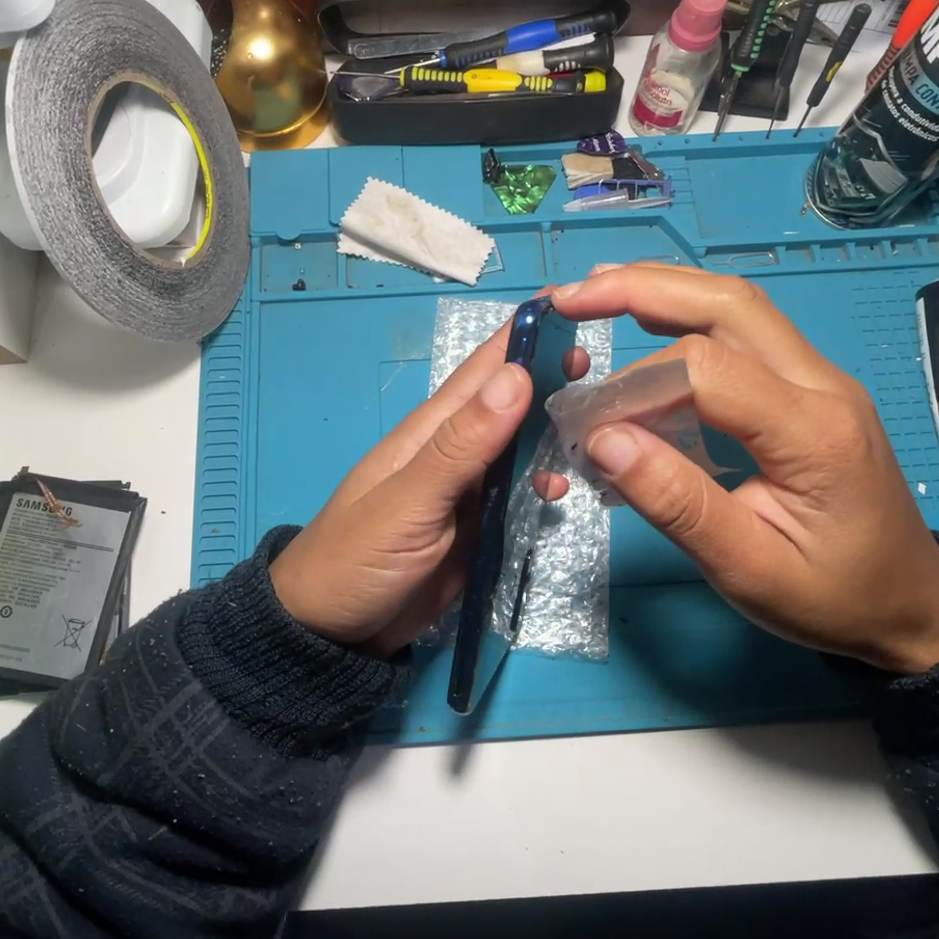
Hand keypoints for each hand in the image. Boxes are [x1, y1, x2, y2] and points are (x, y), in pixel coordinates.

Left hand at [270, 322, 584, 657]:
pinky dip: (543, 485)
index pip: (484, 369)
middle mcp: (455, 451)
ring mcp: (467, 491)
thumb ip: (461, 446)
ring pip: (521, 448)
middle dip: (554, 381)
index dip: (524, 335)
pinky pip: (518, 494)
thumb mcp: (409, 501)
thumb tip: (516, 376)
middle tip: (607, 372)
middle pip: (511, 405)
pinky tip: (564, 489)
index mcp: (432, 431)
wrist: (332, 632)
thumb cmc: (358, 558)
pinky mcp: (478, 528)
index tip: (573, 305)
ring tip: (603, 428)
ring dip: (556, 434)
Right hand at [552, 264, 938, 673]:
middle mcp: (820, 384)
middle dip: (642, 288)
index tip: (586, 422)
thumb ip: (678, 504)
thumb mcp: (749, 571)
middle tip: (570, 297)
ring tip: (593, 293)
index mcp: (812, 431)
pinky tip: (644, 318)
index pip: (706, 370)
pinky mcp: (806, 384)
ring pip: (735, 305)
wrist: (911, 604)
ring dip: (662, 290)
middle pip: (727, 304)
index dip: (634, 384)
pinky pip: (742, 330)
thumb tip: (603, 440)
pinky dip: (684, 315)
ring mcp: (818, 377)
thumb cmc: (833, 597)